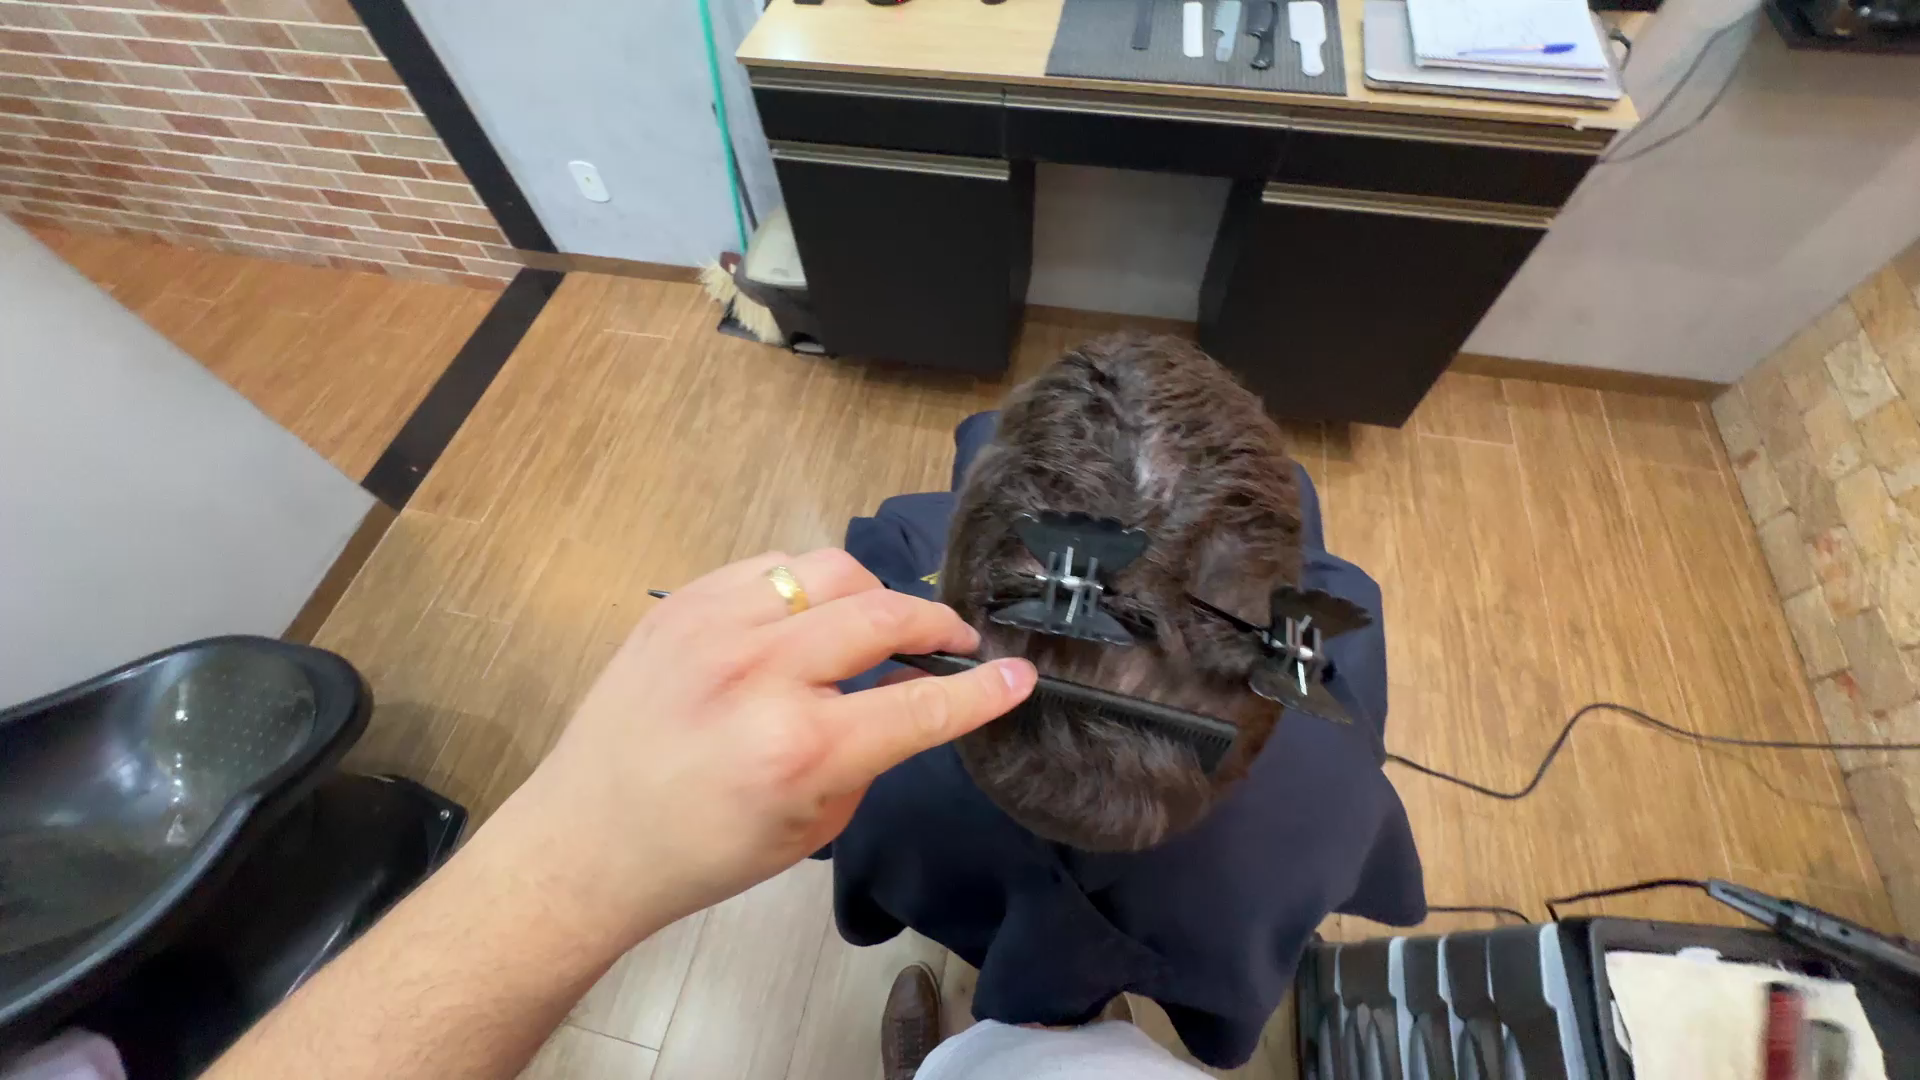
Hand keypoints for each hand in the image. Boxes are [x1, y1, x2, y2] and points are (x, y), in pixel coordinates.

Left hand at [481, 549, 1036, 949]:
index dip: (982, 691)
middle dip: (937, 624)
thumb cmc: (707, 851)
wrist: (585, 840)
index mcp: (799, 750)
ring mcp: (715, 626)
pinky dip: (811, 588)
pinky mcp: (683, 602)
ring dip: (874, 595)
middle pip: (883, 615)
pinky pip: (775, 566)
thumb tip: (917, 686)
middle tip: (953, 642)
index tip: (1018, 674)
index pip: (920, 706)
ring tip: (877, 625)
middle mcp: (760, 674)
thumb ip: (877, 746)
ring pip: (832, 570)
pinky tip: (809, 616)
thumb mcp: (814, 816)